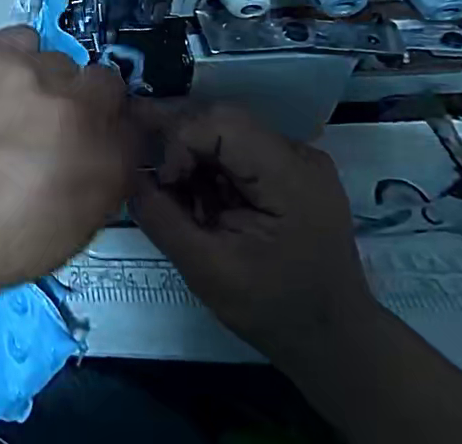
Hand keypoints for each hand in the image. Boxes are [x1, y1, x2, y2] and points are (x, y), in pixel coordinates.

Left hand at [0, 27, 130, 317]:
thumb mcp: (67, 236)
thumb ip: (102, 182)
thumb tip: (112, 147)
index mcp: (101, 165)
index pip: (136, 129)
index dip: (114, 137)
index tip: (95, 143)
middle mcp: (75, 112)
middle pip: (107, 85)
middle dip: (89, 106)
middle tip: (55, 125)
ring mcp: (31, 75)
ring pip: (63, 63)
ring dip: (49, 85)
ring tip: (14, 107)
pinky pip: (25, 40)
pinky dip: (18, 59)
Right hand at [129, 101, 377, 364]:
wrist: (334, 341)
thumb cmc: (273, 309)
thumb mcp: (206, 271)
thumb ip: (161, 218)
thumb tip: (127, 175)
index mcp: (289, 175)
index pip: (222, 122)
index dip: (180, 139)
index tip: (164, 181)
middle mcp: (298, 153)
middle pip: (223, 120)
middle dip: (179, 140)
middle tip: (146, 163)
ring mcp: (297, 160)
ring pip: (227, 132)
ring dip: (193, 155)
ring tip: (174, 189)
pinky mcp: (289, 172)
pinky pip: (239, 151)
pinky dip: (210, 166)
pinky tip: (198, 196)